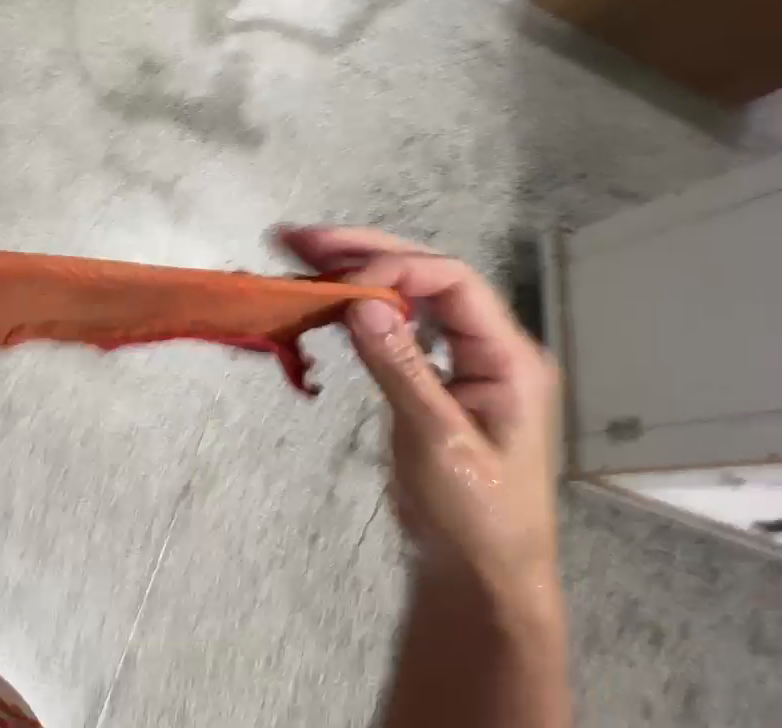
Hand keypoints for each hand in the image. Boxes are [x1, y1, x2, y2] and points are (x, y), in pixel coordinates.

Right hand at [281, 227, 561, 596]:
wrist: (479, 565)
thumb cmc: (475, 509)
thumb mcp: (438, 438)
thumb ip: (403, 368)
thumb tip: (363, 302)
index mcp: (507, 357)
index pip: (452, 282)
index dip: (394, 268)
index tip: (338, 282)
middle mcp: (485, 347)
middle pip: (426, 276)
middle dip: (363, 250)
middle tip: (298, 238)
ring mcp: (456, 360)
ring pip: (405, 295)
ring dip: (352, 270)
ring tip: (295, 252)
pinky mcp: (427, 376)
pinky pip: (391, 324)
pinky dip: (352, 305)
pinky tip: (319, 297)